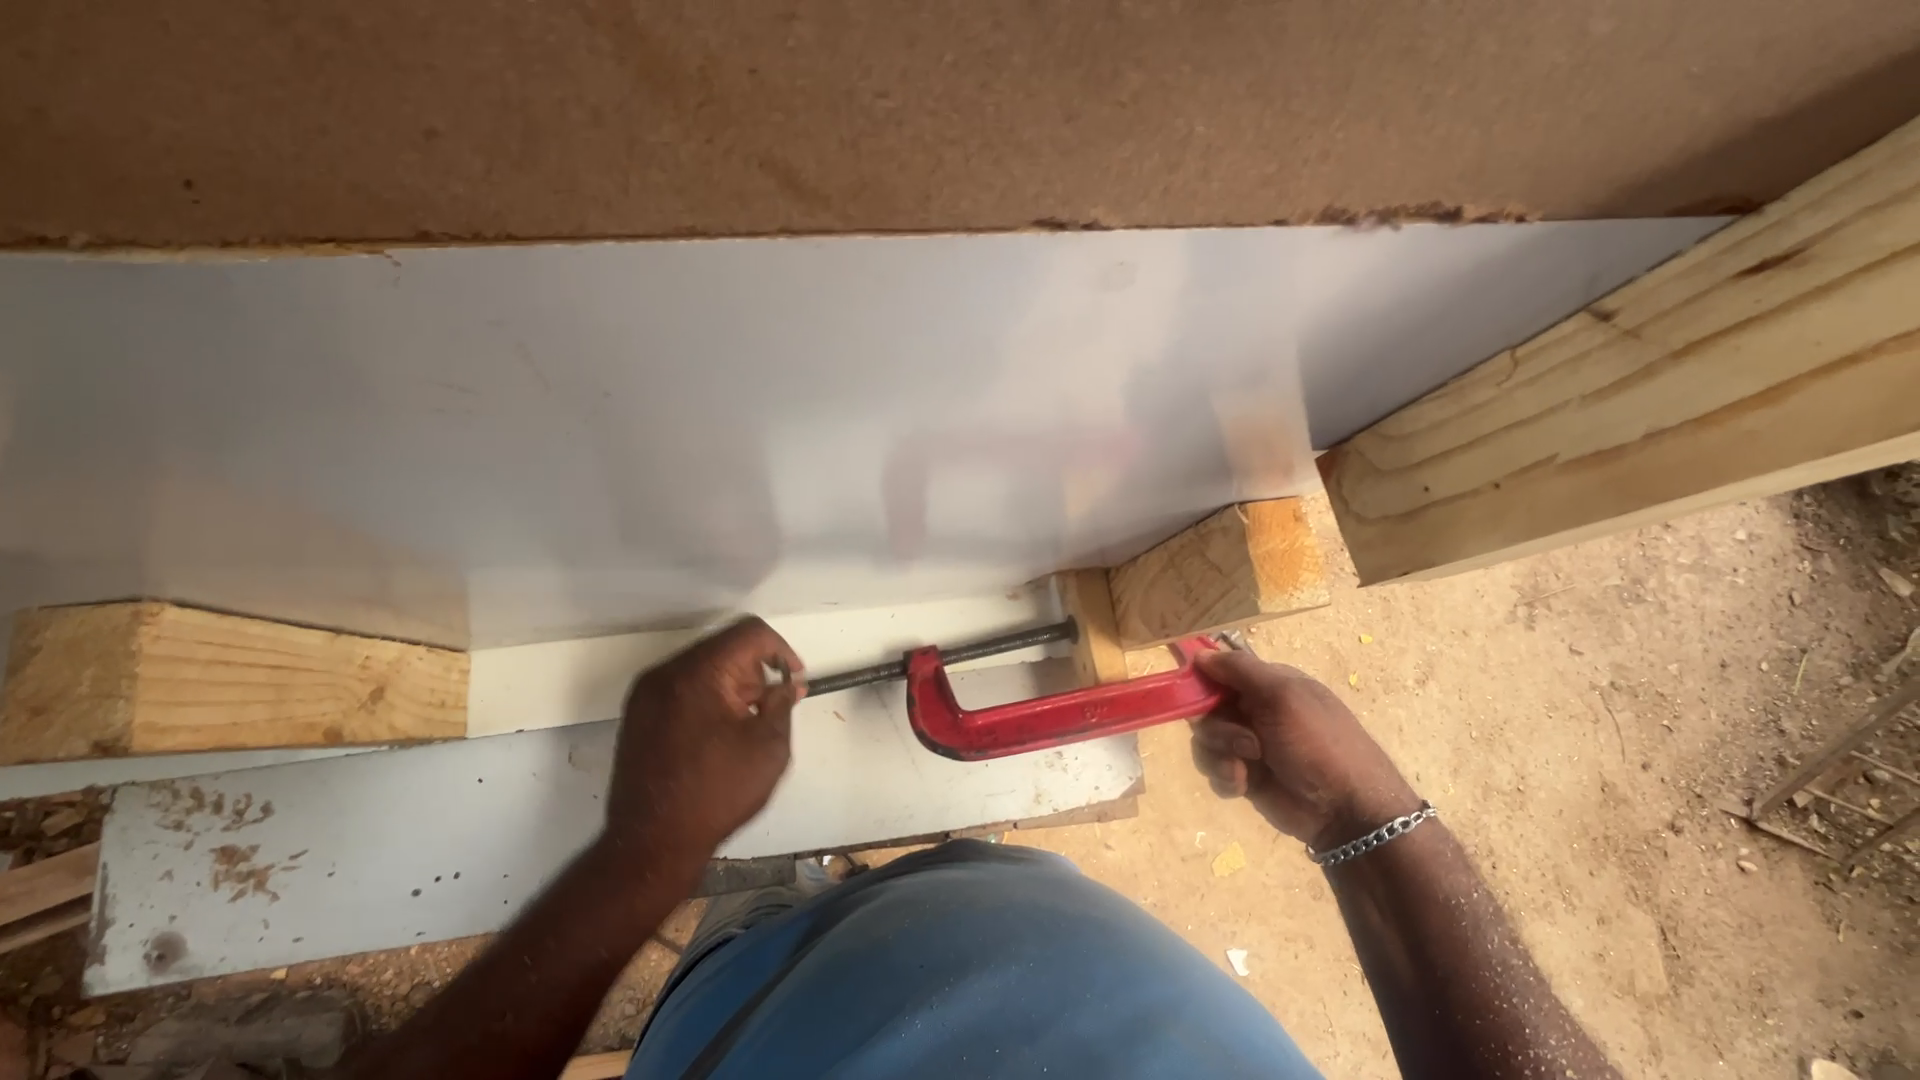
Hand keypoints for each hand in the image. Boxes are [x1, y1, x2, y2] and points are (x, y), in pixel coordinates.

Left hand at [603, 617, 804, 869]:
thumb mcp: (768, 746)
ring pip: (701, 667)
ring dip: (732, 684)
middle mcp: (666, 674)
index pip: (749, 633)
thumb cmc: (716, 793)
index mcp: (698, 673)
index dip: (781, 650)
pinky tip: (721, 734)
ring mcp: (645, 695)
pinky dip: (708, 697)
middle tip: (774, 706)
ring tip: (749, 723)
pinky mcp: (638, 716)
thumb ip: (781, 703)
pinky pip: (681, 688)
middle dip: (756, 669)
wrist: (652, 843)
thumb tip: (787, 684)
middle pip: (723, 647)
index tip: (793, 680)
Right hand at [1190, 650, 1418, 850]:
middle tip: (1242, 742)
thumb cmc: (1317, 744)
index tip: (1192, 692)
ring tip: (1246, 768)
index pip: (1222, 671)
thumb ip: (1240, 670)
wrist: (1344, 810)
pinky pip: (1214, 769)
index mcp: (1269, 686)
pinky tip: (1244, 785)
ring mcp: (1249, 746)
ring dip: (1220, 754)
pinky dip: (1225, 776)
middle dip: (1216, 726)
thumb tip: (1200, 654)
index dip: (1204, 680)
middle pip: (1207, 708)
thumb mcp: (1283, 696)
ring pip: (1206, 740)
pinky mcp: (1244, 776)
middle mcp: (1256, 712)